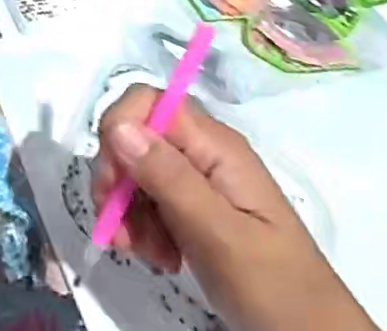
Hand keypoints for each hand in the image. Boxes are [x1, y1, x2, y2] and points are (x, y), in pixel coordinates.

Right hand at [93, 86, 376, 330]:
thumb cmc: (274, 286)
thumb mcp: (219, 235)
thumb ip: (168, 177)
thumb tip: (118, 126)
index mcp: (215, 144)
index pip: (148, 101)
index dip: (119, 128)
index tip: (112, 180)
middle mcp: (204, 150)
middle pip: (137, 134)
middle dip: (117, 176)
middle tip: (118, 225)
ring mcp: (200, 178)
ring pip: (138, 168)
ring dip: (128, 207)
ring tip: (146, 253)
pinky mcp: (195, 206)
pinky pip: (150, 197)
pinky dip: (141, 224)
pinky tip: (157, 255)